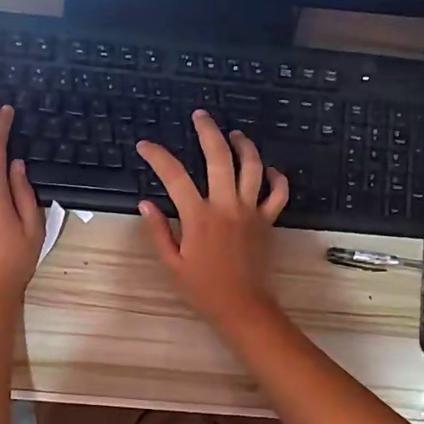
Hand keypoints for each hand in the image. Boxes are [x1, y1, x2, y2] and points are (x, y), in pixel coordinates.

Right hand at [136, 109, 289, 330]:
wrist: (242, 307)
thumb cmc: (203, 289)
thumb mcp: (172, 263)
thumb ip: (158, 231)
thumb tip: (146, 203)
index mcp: (198, 217)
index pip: (174, 176)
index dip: (158, 156)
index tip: (145, 146)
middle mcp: (226, 206)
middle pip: (219, 157)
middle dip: (208, 131)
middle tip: (200, 117)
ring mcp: (250, 211)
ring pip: (252, 167)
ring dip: (244, 145)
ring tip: (234, 134)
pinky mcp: (267, 221)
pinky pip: (278, 193)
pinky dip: (276, 177)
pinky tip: (266, 169)